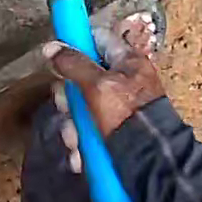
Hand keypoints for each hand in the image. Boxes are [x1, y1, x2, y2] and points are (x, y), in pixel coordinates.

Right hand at [43, 13, 165, 171]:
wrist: (150, 163)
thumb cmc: (128, 116)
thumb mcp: (96, 84)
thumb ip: (72, 63)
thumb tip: (50, 47)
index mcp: (127, 62)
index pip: (96, 38)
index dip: (75, 44)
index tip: (59, 58)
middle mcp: (122, 80)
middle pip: (81, 76)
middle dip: (68, 97)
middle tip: (67, 107)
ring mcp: (117, 106)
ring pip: (79, 104)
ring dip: (71, 123)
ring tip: (75, 140)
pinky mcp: (112, 128)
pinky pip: (86, 125)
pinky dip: (80, 138)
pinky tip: (79, 150)